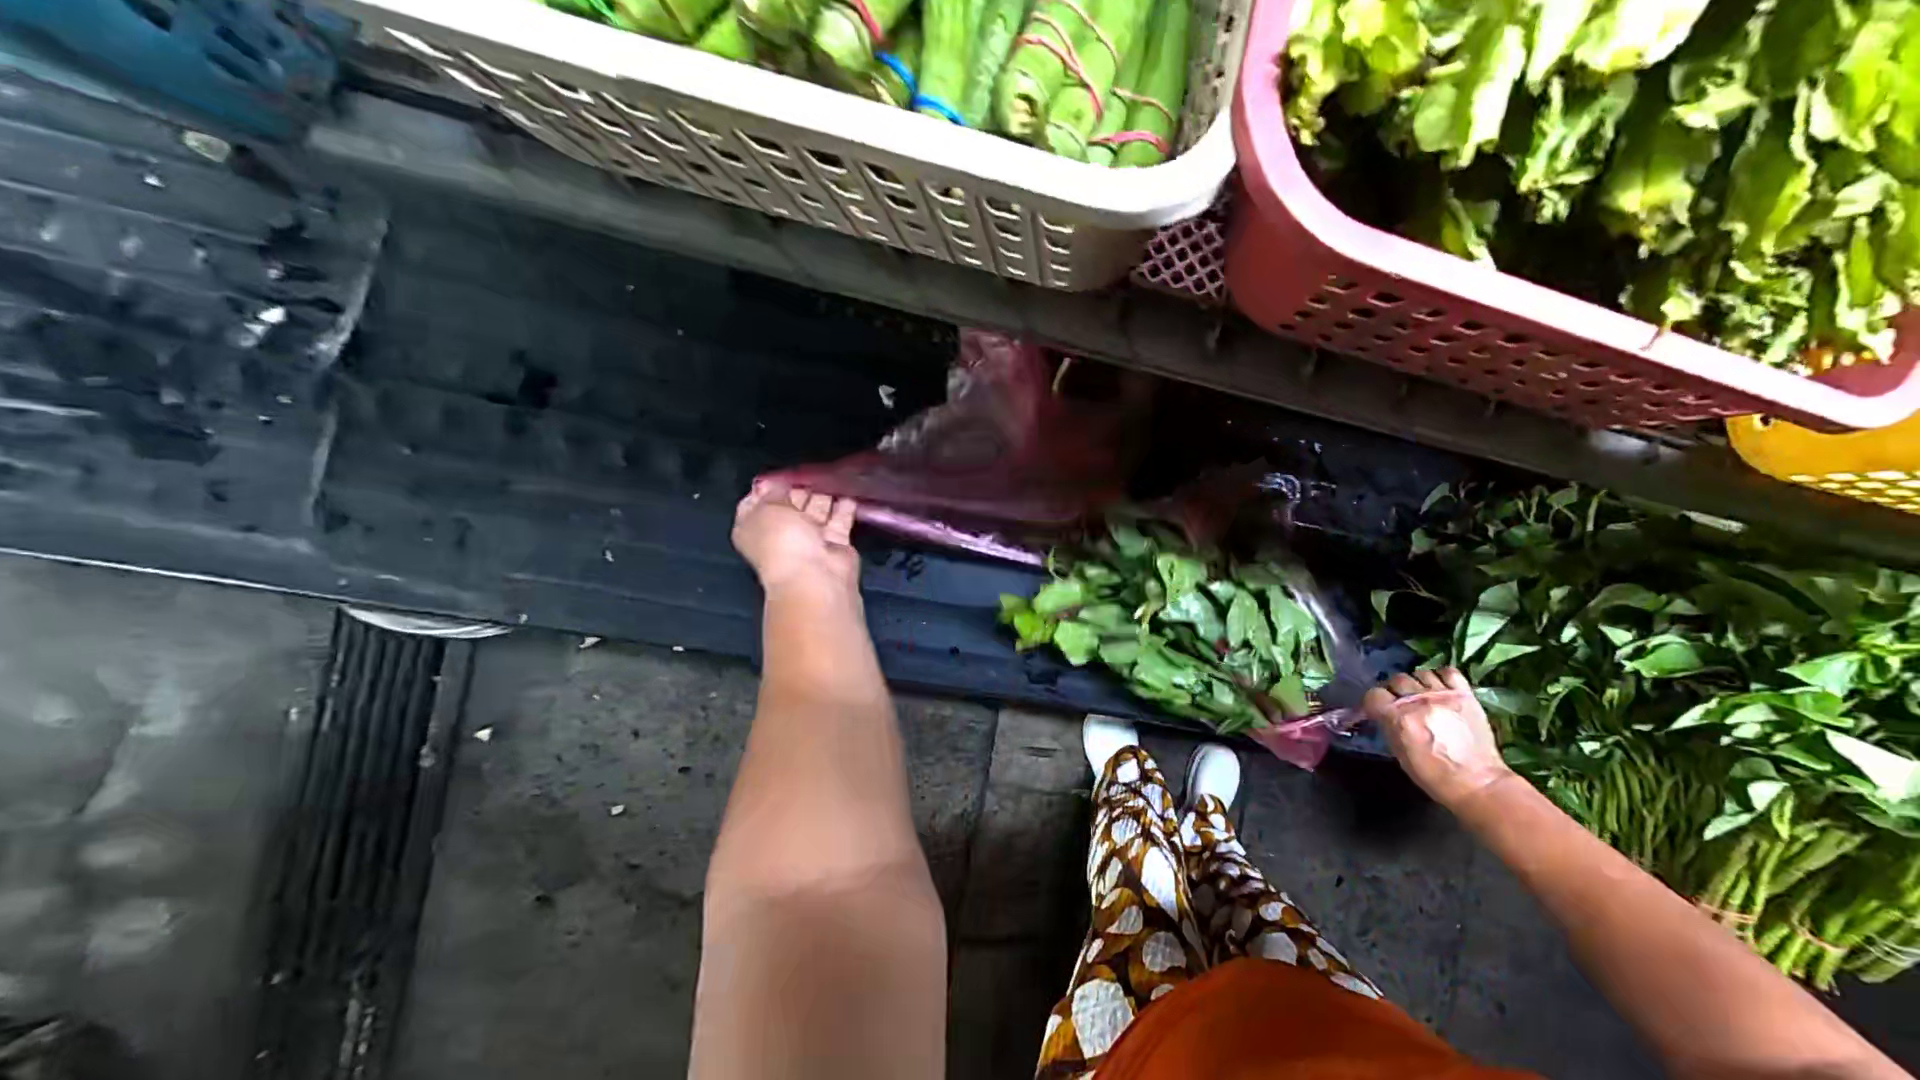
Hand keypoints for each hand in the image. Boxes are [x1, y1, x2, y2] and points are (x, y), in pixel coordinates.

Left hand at [732, 481, 860, 594]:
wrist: (814, 575)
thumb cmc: (781, 539)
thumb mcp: (768, 507)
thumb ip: (773, 491)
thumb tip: (775, 484)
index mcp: (753, 528)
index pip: (756, 503)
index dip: (766, 487)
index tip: (779, 474)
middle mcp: (780, 535)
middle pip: (789, 505)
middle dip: (798, 489)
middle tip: (809, 470)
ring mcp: (808, 540)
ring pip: (816, 511)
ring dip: (822, 495)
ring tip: (829, 476)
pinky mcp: (834, 543)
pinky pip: (839, 520)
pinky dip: (843, 507)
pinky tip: (848, 490)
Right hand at [1362, 667, 1517, 810]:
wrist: (1476, 783)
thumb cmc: (1432, 774)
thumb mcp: (1398, 751)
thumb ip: (1389, 725)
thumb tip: (1384, 713)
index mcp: (1398, 717)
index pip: (1374, 694)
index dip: (1374, 702)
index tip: (1378, 709)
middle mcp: (1418, 701)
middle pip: (1397, 680)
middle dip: (1395, 691)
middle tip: (1401, 703)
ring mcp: (1443, 695)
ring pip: (1420, 673)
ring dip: (1417, 683)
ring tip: (1422, 695)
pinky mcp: (1465, 695)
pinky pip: (1449, 672)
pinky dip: (1441, 677)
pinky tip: (1440, 688)